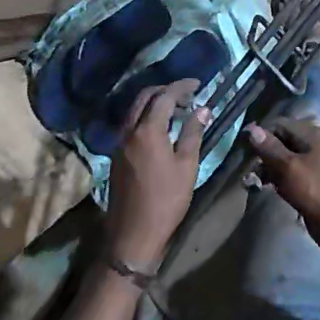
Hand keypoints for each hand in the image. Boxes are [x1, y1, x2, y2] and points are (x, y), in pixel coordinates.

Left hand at [105, 79, 207, 263]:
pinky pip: (130, 125)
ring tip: (177, 109)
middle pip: (144, 98)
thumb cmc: (166, 199)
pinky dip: (146, 117)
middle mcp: (129, 132)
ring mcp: (119, 145)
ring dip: (154, 103)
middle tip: (186, 94)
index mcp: (147, 131)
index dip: (181, 86)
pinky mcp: (117, 157)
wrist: (133, 235)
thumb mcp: (187, 165)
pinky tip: (161, 128)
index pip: (164, 96)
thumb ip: (193, 133)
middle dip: (165, 90)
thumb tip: (203, 109)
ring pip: (134, 111)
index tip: (198, 84)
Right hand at [245, 120, 319, 255]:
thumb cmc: (314, 189)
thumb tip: (251, 128)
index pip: (280, 124)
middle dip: (265, 153)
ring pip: (286, 159)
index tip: (244, 148)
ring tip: (254, 180)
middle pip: (283, 141)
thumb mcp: (288, 167)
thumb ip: (269, 148)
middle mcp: (314, 144)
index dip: (262, 134)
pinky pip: (292, 173)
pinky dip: (279, 178)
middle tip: (248, 168)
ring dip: (270, 167)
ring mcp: (315, 163)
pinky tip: (267, 187)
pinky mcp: (313, 181)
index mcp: (312, 134)